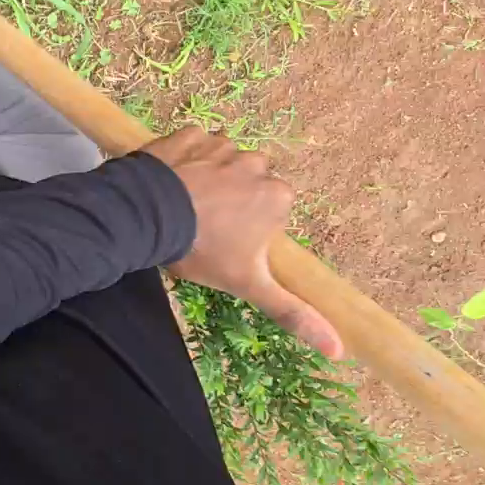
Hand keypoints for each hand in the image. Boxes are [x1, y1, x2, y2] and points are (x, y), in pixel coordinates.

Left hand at [143, 128, 343, 358]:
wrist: (145, 216)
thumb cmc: (202, 250)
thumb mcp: (248, 285)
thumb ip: (293, 312)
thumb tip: (339, 351)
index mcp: (277, 195)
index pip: (273, 205)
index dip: (251, 220)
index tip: (230, 234)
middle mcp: (254, 163)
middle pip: (249, 177)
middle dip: (233, 193)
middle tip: (205, 217)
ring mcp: (219, 144)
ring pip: (221, 156)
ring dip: (208, 171)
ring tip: (184, 197)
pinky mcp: (186, 133)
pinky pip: (191, 140)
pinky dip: (183, 154)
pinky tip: (171, 174)